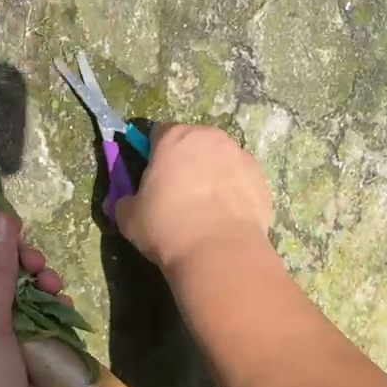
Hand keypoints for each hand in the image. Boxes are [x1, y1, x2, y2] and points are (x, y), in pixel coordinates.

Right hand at [114, 124, 274, 273]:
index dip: (153, 155)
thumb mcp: (129, 219)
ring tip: (206, 212)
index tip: (152, 180)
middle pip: (194, 144)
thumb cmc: (167, 229)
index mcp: (174, 139)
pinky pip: (241, 181)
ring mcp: (240, 155)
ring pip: (221, 161)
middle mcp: (210, 137)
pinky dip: (234, 195)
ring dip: (212, 177)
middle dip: (187, 164)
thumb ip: (126, 202)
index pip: (159, 134)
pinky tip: (225, 221)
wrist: (218, 252)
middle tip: (179, 198)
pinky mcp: (261, 178)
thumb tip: (128, 202)